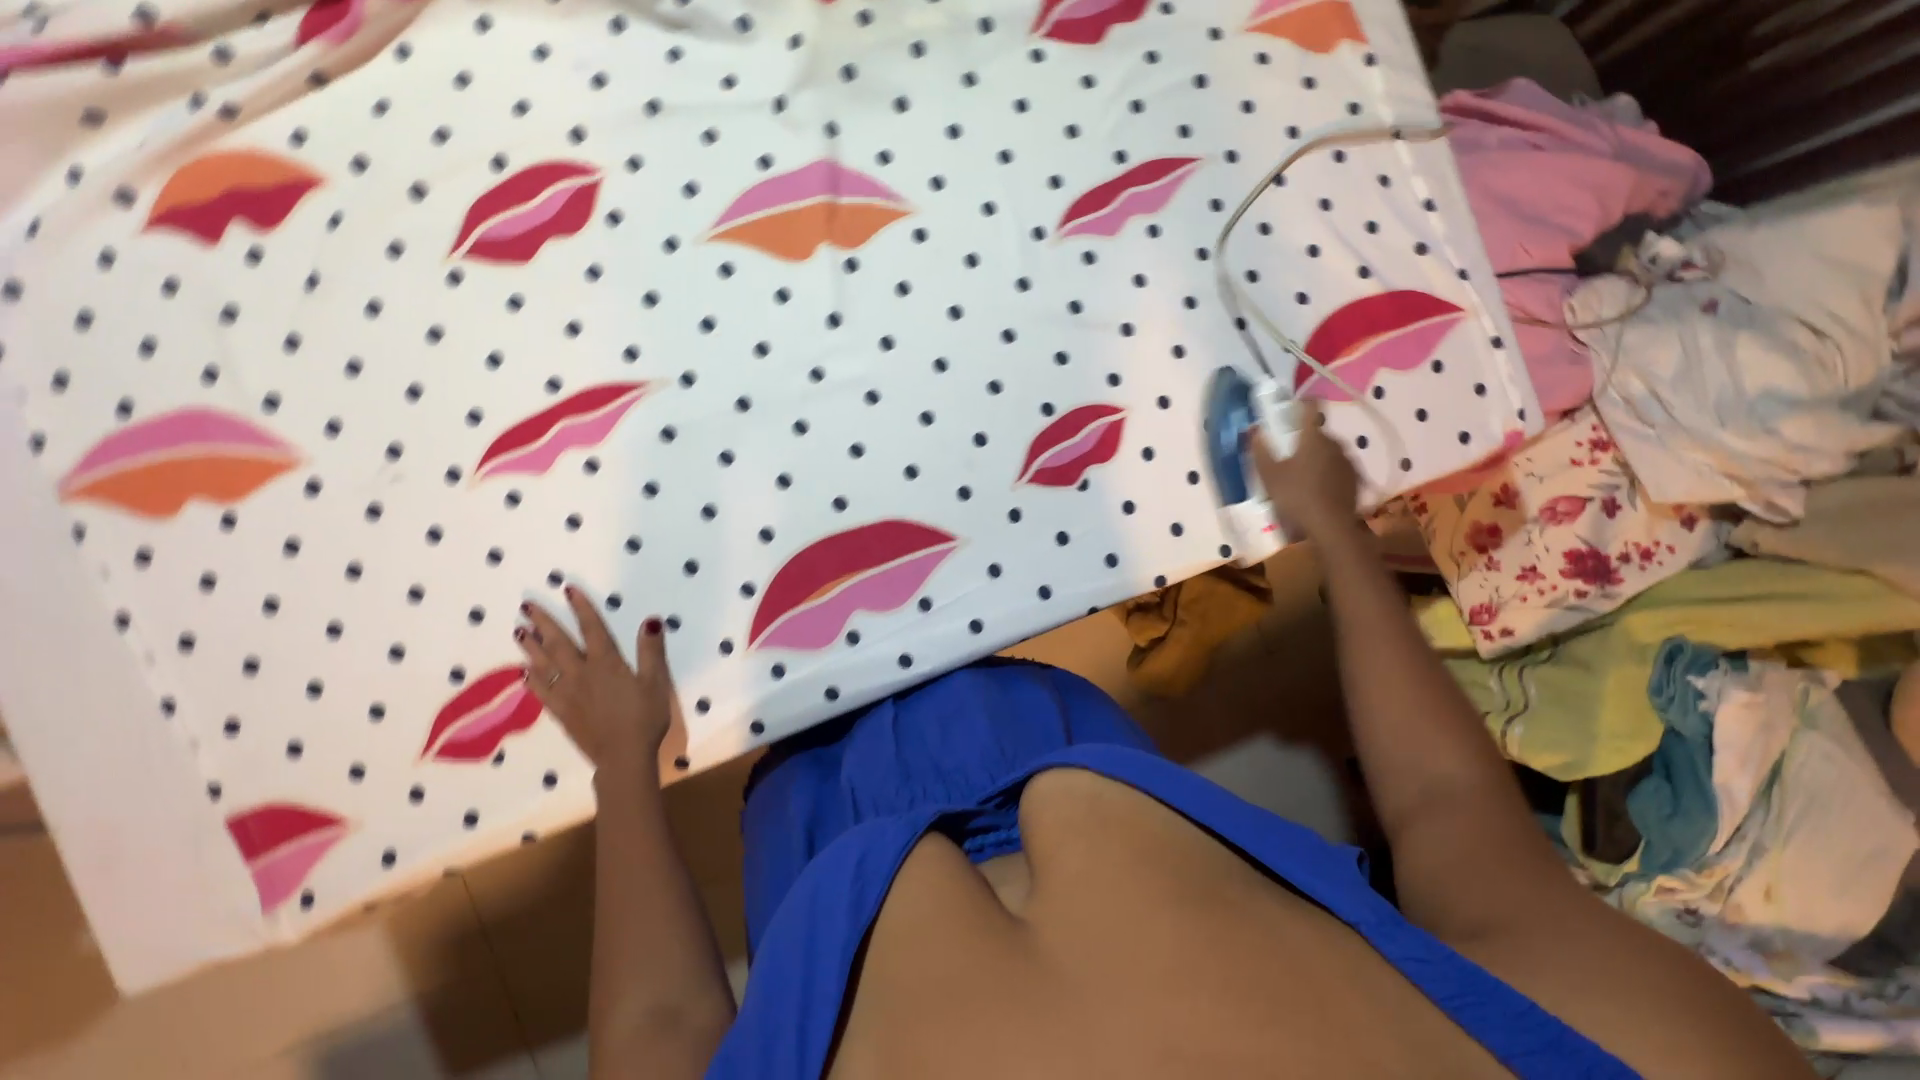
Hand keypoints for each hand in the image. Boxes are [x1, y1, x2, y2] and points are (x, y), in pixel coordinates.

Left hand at [516, 586, 685, 777]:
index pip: (591, 628)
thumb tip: (651, 621)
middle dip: (543, 622)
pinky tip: (524, 673)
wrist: (623, 757)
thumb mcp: (656, 683)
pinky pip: (541, 692)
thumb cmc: (644, 719)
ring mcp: (568, 694)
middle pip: (559, 643)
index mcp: (607, 663)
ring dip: (531, 646)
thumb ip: (651, 651)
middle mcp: (582, 673)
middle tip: (526, 606)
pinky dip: (531, 679)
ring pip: (544, 664)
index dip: (581, 607)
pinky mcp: (562, 713)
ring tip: (518, 631)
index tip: (567, 589)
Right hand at [1248, 403, 1360, 539]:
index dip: (1301, 404)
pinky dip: (1329, 472)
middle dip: (1306, 439)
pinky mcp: (1356, 478)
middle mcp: (1334, 442)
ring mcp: (1348, 460)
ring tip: (1305, 475)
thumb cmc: (1296, 497)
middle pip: (1319, 433)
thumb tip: (1254, 429)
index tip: (1292, 409)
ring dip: (1318, 457)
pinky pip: (1339, 467)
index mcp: (1312, 437)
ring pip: (1330, 451)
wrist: (1331, 526)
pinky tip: (1319, 488)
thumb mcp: (1268, 476)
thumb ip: (1260, 450)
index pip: (1310, 408)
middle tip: (1290, 454)